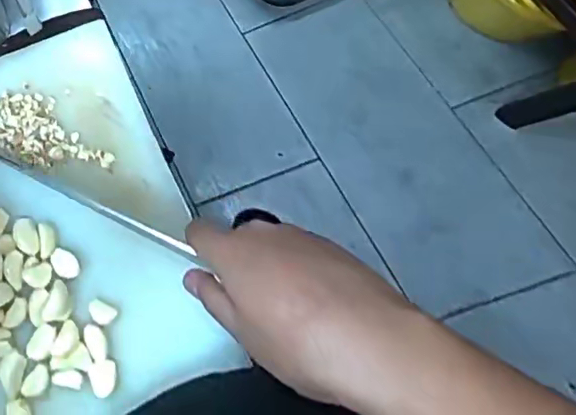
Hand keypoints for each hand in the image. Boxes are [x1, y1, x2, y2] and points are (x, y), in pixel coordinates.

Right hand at [183, 215, 421, 407]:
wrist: (379, 344)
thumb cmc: (302, 345)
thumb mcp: (247, 335)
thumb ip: (215, 300)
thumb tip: (196, 279)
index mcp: (232, 251)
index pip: (199, 230)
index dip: (199, 249)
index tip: (210, 272)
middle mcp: (261, 233)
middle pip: (239, 238)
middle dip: (244, 263)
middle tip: (258, 304)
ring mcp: (300, 236)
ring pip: (275, 245)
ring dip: (277, 267)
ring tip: (300, 312)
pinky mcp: (334, 246)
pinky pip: (307, 253)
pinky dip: (309, 272)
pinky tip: (327, 307)